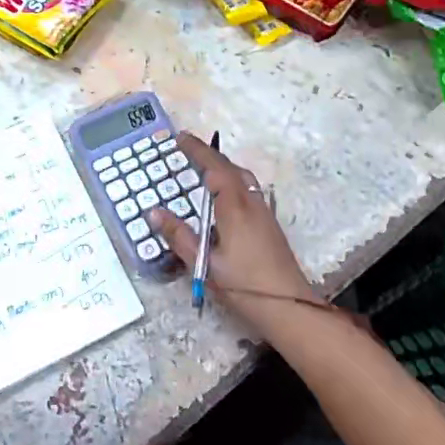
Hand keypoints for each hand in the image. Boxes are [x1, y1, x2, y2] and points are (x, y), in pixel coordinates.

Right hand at [143, 133, 318, 335]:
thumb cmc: (244, 286)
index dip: (197, 151)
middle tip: (188, 149)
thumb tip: (154, 212)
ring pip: (243, 178)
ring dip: (223, 167)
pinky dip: (232, 181)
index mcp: (235, 207)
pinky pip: (248, 190)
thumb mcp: (204, 263)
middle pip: (231, 168)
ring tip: (203, 167)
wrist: (290, 307)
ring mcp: (264, 213)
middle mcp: (252, 203)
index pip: (214, 168)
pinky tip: (224, 196)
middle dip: (209, 155)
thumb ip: (179, 236)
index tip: (181, 137)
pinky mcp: (269, 225)